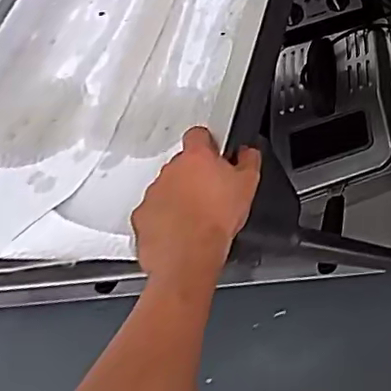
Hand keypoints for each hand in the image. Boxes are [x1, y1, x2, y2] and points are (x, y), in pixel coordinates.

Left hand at [132, 127, 260, 287]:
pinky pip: (153, 210)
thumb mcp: (249, 182)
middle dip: (195, 172)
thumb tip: (247, 152)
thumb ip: (249, 159)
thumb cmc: (217, 220)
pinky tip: (181, 227)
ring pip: (167, 186)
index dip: (208, 141)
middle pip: (183, 162)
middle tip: (211, 188)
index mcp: (197, 157)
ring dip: (179, 194)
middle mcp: (171, 171)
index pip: (198, 134)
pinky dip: (164, 216)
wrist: (189, 256)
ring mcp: (153, 194)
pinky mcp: (141, 217)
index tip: (215, 150)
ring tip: (197, 212)